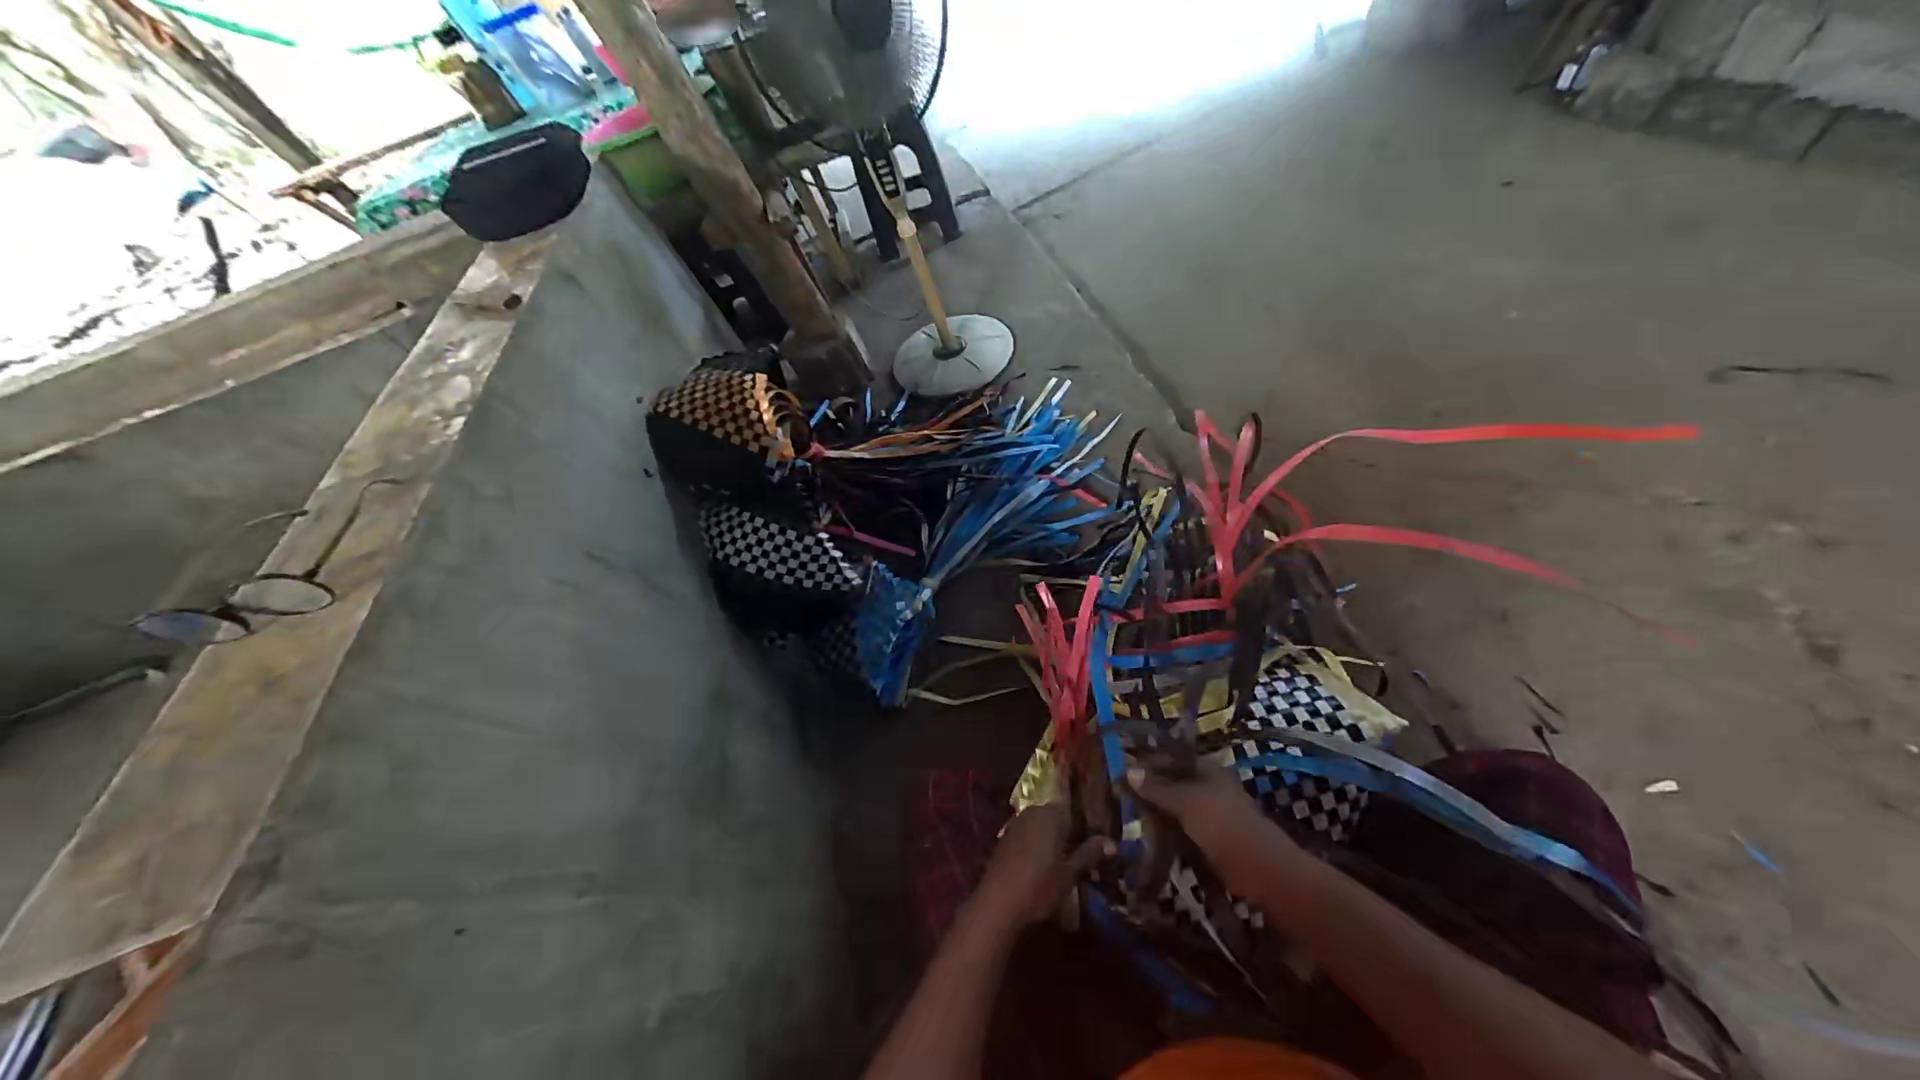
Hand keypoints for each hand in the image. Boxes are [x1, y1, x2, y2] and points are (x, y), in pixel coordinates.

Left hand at [971, 804, 1112, 930]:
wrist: (997, 903)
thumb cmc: (1039, 886)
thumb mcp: (1069, 872)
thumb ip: (1089, 853)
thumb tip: (1111, 842)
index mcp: (1049, 814)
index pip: (1073, 812)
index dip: (1085, 828)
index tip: (1096, 846)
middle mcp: (1031, 813)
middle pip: (1056, 818)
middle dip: (1070, 835)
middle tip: (1084, 858)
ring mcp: (1015, 825)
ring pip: (1042, 828)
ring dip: (1053, 841)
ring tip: (1066, 865)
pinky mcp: (1005, 839)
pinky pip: (1028, 836)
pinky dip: (1038, 846)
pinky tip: (1044, 867)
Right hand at [1128, 763, 1298, 885]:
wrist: (1262, 872)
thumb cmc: (1225, 827)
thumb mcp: (1186, 803)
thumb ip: (1157, 788)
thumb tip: (1127, 770)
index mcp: (1208, 770)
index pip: (1172, 757)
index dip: (1149, 762)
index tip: (1123, 771)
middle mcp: (1208, 788)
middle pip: (1172, 782)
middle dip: (1148, 789)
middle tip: (1120, 796)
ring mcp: (1209, 814)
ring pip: (1174, 808)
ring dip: (1154, 813)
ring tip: (1127, 817)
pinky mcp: (1208, 839)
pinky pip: (1180, 830)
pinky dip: (1164, 832)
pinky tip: (1146, 837)